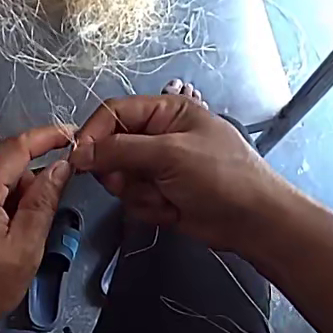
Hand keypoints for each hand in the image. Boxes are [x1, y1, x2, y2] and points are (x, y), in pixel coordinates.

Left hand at [0, 126, 75, 332]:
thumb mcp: (25, 249)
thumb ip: (43, 202)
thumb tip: (61, 166)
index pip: (16, 147)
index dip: (47, 137)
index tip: (74, 135)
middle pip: (6, 166)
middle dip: (32, 185)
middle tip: (44, 223)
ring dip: (16, 200)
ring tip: (20, 240)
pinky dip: (0, 207)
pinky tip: (5, 237)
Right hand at [70, 94, 308, 253]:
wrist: (251, 221)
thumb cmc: (222, 176)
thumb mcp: (170, 154)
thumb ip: (122, 150)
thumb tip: (82, 151)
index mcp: (167, 112)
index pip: (114, 114)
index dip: (94, 134)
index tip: (80, 158)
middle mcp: (160, 137)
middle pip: (112, 149)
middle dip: (121, 172)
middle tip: (136, 182)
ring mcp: (160, 169)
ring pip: (121, 180)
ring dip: (140, 194)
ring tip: (167, 197)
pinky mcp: (162, 195)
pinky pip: (136, 200)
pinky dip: (151, 209)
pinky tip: (174, 210)